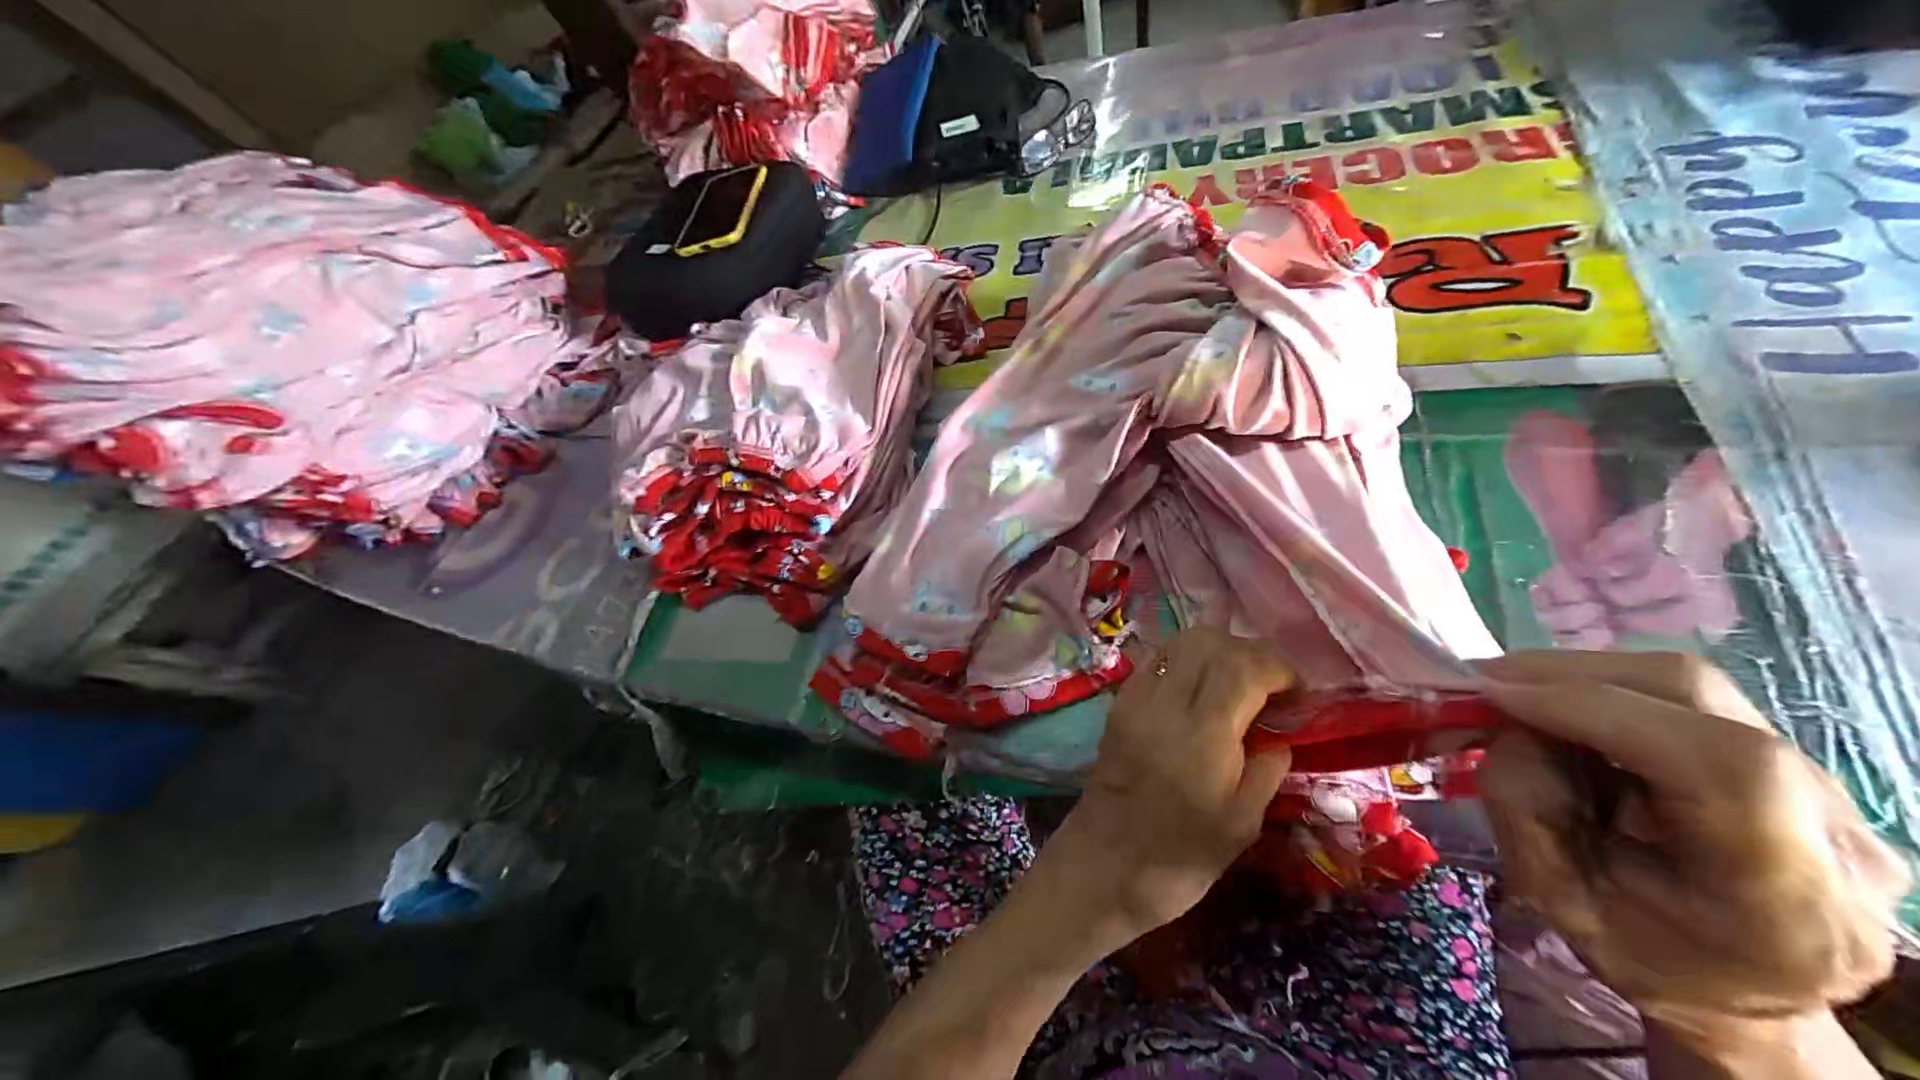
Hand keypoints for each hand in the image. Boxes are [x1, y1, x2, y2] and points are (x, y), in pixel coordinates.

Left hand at [1046, 627, 1294, 937]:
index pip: (1242, 664)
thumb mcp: (1242, 824)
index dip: (1278, 665)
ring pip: (1180, 642)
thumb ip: (1266, 769)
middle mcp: (1164, 704)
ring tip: (1239, 684)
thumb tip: (1279, 735)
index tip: (1299, 690)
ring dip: (1217, 650)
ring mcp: (1135, 699)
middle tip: (1272, 685)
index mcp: (1201, 734)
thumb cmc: (1179, 858)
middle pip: (1209, 641)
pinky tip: (1201, 690)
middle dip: (1250, 652)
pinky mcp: (1119, 704)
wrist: (1103, 866)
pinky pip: (1157, 660)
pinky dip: (1186, 660)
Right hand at [1478, 650, 1906, 1040]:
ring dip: (1579, 677)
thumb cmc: (1639, 955)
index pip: (1714, 761)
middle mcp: (1834, 828)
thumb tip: (1506, 723)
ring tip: (1512, 695)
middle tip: (1482, 682)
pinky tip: (1561, 711)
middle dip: (1569, 676)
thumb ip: (1526, 806)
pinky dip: (1604, 690)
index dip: (1592, 708)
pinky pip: (1683, 698)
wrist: (1738, 988)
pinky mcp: (1796, 761)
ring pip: (1685, 684)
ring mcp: (1829, 787)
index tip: (1491, 695)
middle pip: (1694, 695)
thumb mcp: (1557, 897)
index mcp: (1791, 897)